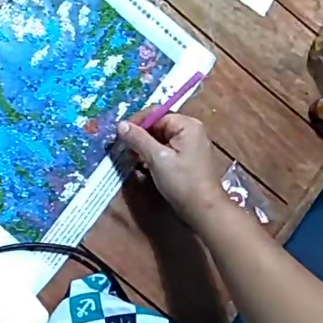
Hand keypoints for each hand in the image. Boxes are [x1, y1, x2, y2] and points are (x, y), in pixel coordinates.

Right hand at [116, 114, 232, 226]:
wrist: (202, 209)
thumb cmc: (181, 181)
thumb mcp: (157, 158)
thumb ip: (138, 139)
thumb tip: (120, 124)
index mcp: (187, 125)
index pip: (155, 114)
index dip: (136, 122)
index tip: (120, 135)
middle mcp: (190, 130)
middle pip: (157, 124)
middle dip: (139, 135)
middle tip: (125, 149)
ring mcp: (189, 144)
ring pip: (159, 137)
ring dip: (144, 146)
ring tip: (133, 158)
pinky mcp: (186, 157)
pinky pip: (165, 148)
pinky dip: (153, 154)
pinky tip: (144, 164)